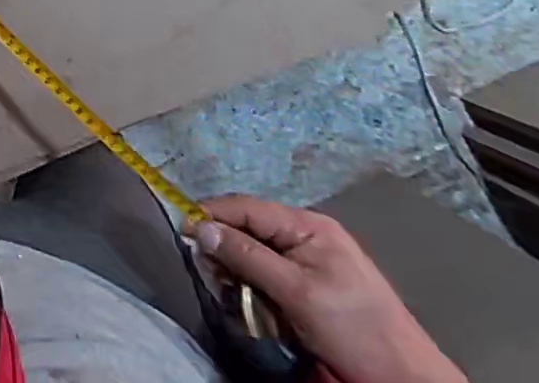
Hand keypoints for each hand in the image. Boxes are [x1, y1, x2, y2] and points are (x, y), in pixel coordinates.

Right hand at [191, 195, 466, 382]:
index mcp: (307, 225)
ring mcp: (311, 259)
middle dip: (225, 249)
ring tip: (232, 293)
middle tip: (211, 273)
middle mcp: (306, 234)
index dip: (210, 216)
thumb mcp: (297, 292)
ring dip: (239, 272)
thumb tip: (199, 228)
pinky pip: (269, 273)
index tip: (182, 231)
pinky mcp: (311, 284)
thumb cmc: (356, 331)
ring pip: (254, 252)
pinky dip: (255, 286)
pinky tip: (253, 303)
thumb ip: (246, 256)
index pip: (244, 206)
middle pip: (247, 228)